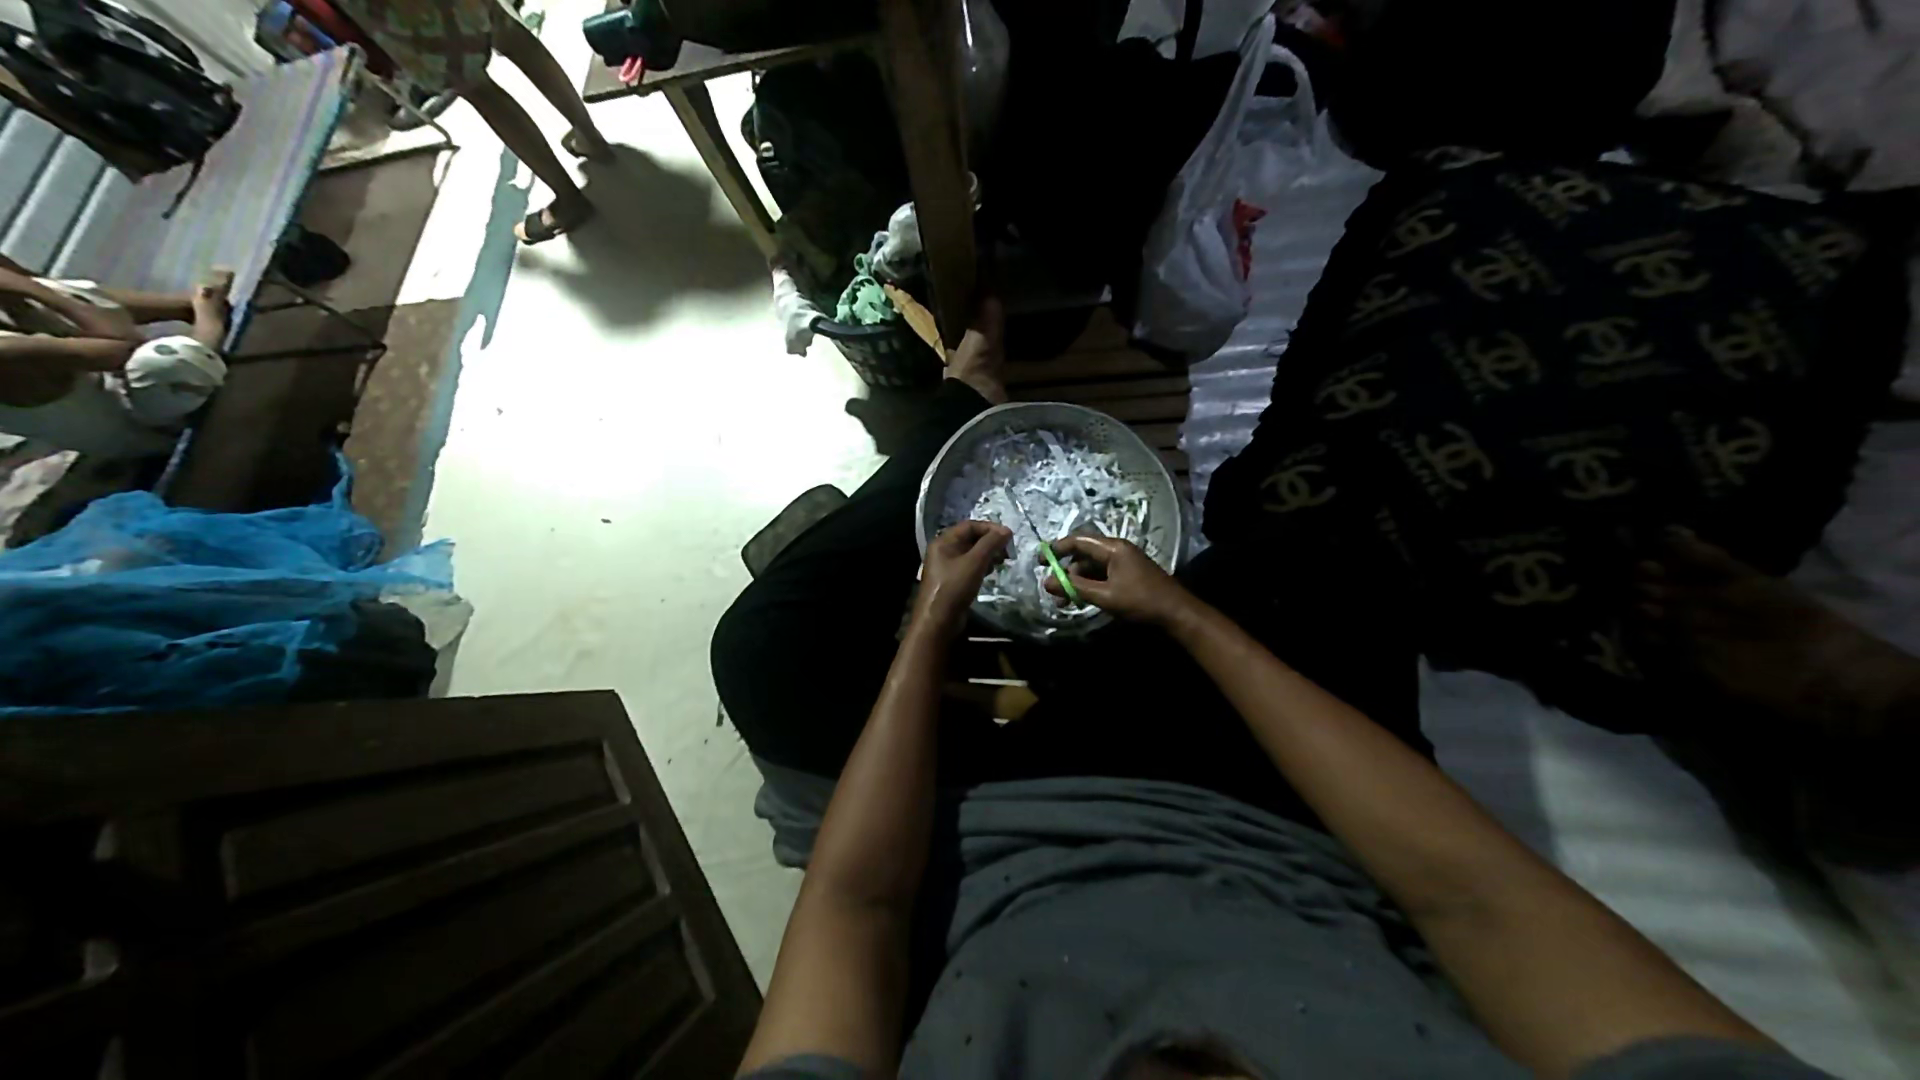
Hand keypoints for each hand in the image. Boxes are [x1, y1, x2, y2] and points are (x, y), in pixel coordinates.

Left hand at [913, 521, 1011, 632]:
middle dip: (990, 542)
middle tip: (1007, 550)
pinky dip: (982, 565)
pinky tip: (991, 572)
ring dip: (988, 554)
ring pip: (971, 553)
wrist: (938, 621)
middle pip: (970, 538)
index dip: (990, 528)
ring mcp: (946, 566)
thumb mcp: (975, 562)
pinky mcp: (952, 580)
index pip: (970, 525)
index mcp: (943, 541)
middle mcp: (943, 550)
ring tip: (1002, 561)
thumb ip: (990, 544)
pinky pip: (969, 566)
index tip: (1008, 536)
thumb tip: (1006, 530)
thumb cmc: (954, 587)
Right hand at [1044, 536, 1195, 625]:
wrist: (1177, 613)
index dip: (1056, 549)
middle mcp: (1118, 550)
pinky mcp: (1128, 574)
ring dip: (1077, 581)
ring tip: (1066, 601)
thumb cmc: (1141, 601)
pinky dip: (1090, 585)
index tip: (1039, 561)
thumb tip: (1047, 582)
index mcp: (1113, 548)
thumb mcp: (1104, 596)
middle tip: (1054, 590)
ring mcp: (1124, 562)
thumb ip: (1075, 588)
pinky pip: (1102, 574)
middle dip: (1066, 571)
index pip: (1078, 541)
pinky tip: (1083, 600)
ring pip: (1092, 567)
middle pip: (1083, 554)